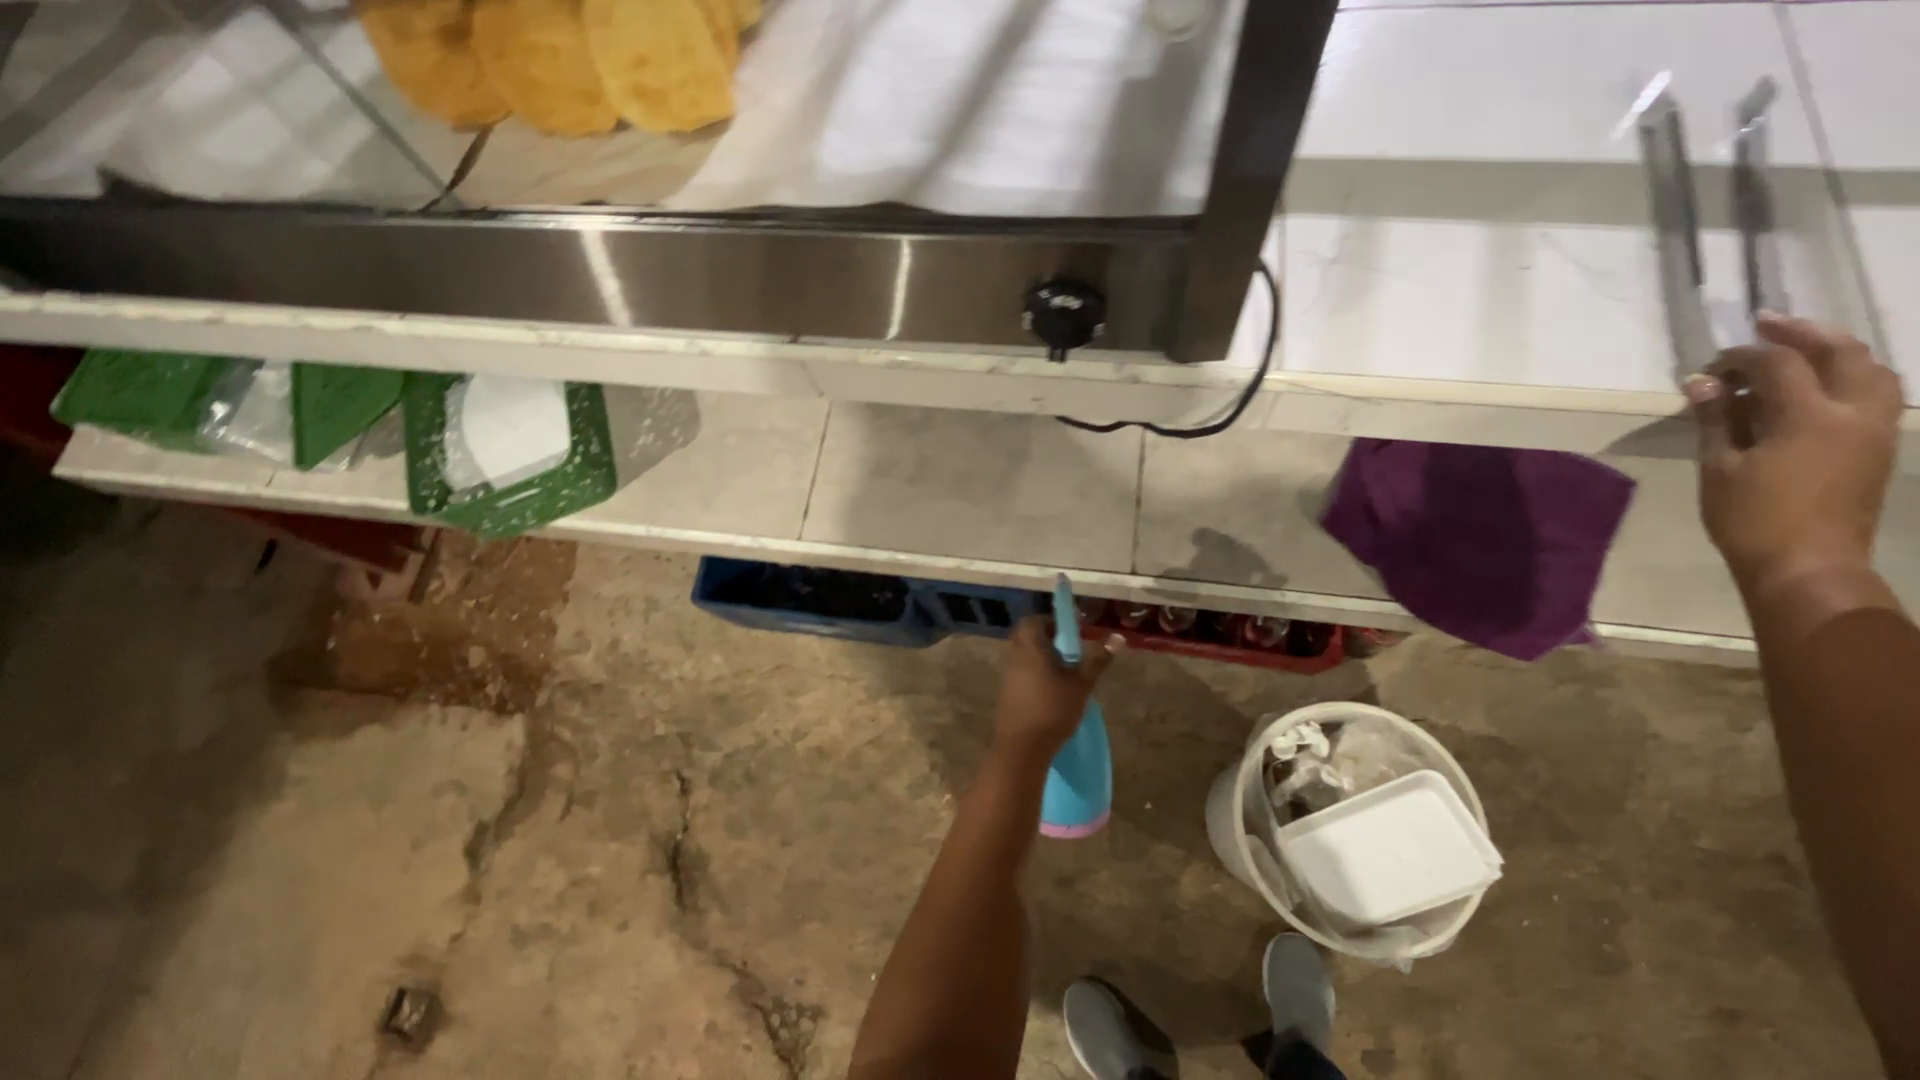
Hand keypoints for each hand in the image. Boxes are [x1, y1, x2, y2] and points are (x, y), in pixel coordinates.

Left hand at [992, 617, 1118, 761]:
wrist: (1021, 746)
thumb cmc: (1053, 709)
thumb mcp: (1081, 684)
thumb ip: (1097, 659)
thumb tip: (1118, 636)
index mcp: (1030, 646)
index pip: (1034, 620)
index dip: (1051, 621)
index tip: (1070, 631)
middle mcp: (1014, 655)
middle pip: (1027, 636)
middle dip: (1047, 639)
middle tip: (1069, 651)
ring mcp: (1006, 674)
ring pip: (1023, 655)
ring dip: (1040, 657)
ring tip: (1063, 672)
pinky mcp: (1005, 692)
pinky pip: (1019, 672)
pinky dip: (1033, 673)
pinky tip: (1050, 691)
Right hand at [1689, 313, 1903, 594]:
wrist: (1809, 565)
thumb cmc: (1752, 519)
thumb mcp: (1720, 467)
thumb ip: (1716, 418)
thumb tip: (1703, 382)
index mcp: (1810, 416)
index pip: (1777, 364)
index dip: (1741, 356)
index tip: (1710, 367)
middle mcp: (1855, 412)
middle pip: (1841, 351)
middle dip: (1802, 333)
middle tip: (1766, 324)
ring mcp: (1876, 428)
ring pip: (1871, 368)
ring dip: (1836, 350)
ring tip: (1801, 350)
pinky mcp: (1880, 445)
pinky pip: (1876, 392)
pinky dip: (1850, 375)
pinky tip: (1820, 385)